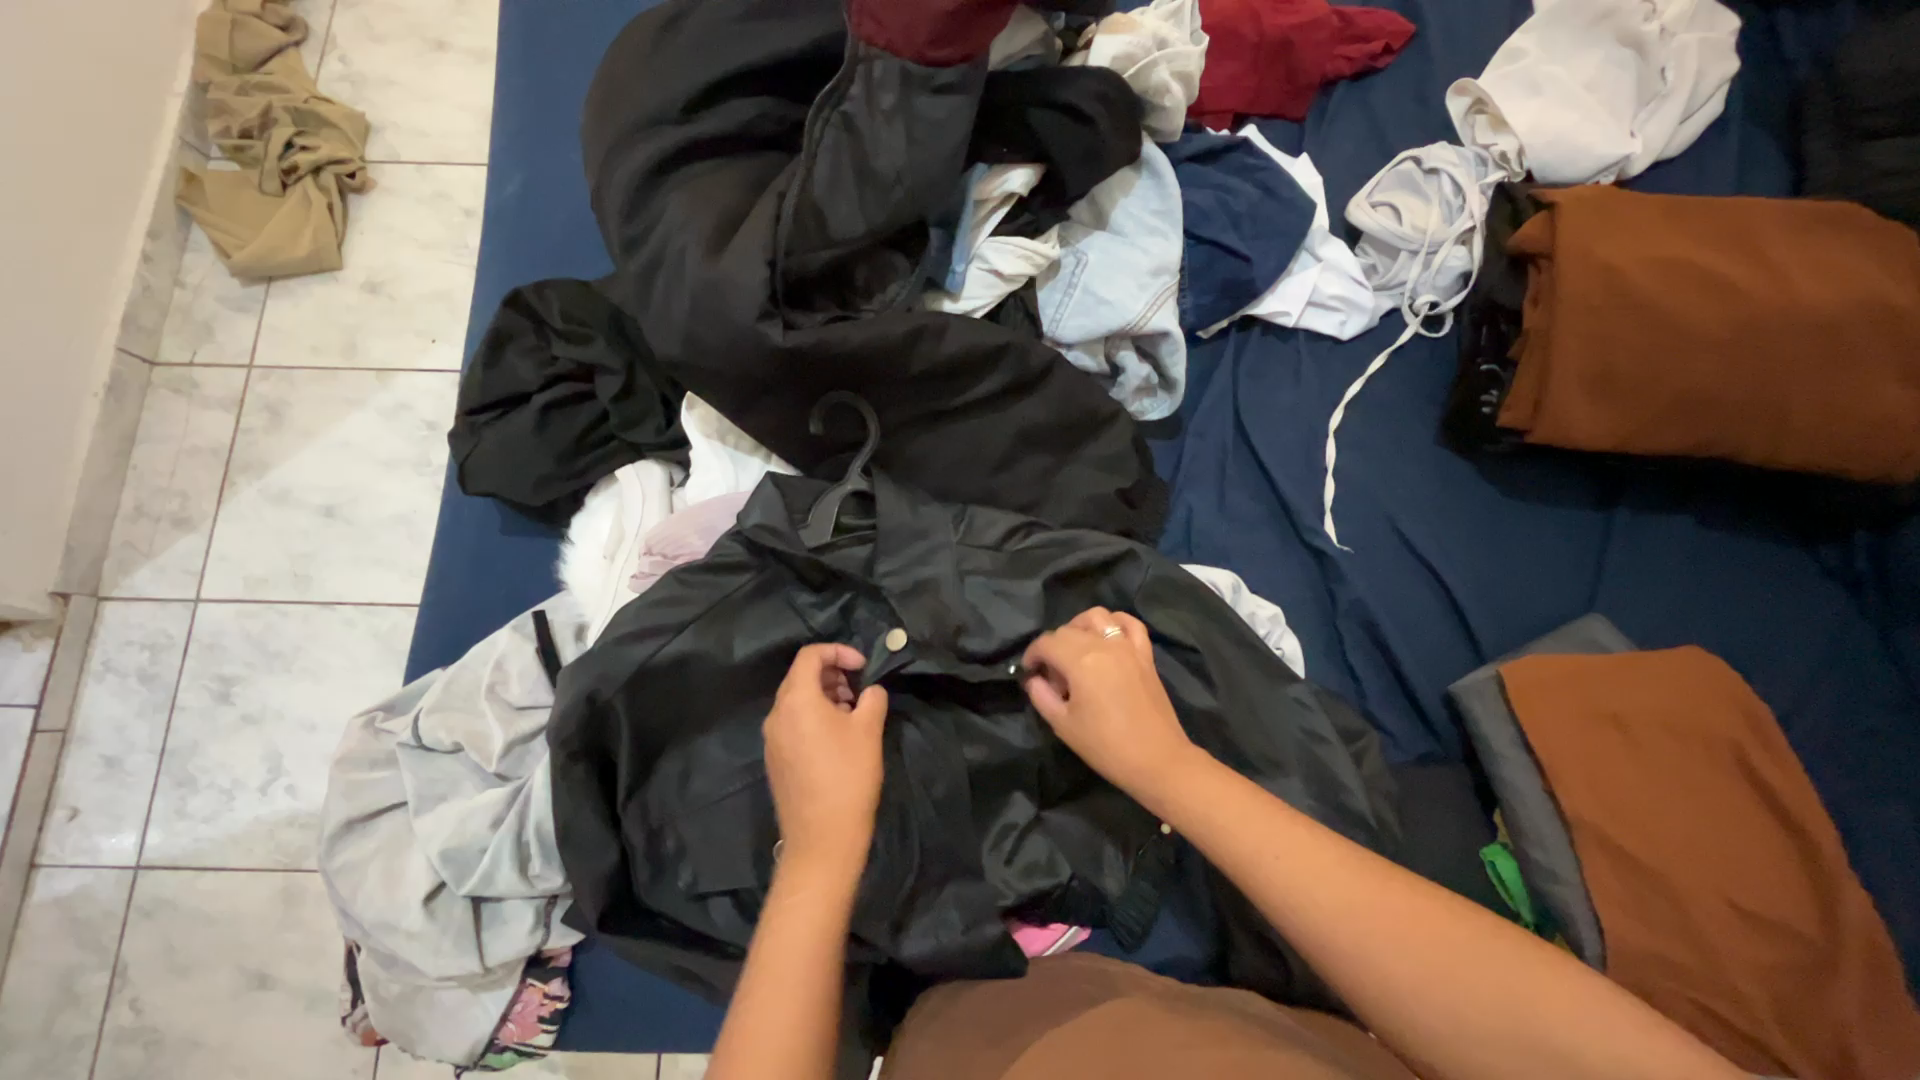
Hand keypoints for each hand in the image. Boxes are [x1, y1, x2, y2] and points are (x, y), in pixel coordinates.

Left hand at [763, 644, 889, 875]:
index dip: (838, 652)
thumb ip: (872, 699)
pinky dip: (814, 717)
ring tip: (853, 714)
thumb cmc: (848, 776)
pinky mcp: (774, 759)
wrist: (822, 836)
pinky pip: (792, 723)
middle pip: (800, 677)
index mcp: (796, 699)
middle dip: (832, 674)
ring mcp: (772, 739)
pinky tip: (837, 738)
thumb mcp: (869, 730)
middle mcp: (776, 714)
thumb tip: (870, 691)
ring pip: (796, 701)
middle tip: (859, 690)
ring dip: (824, 696)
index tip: (863, 666)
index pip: (810, 656)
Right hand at [1021, 607, 1200, 799]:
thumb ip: (1041, 696)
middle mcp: (1104, 645)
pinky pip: (1130, 625)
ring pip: (1098, 617)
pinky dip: (1115, 623)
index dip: (1032, 654)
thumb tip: (1034, 679)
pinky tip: (1107, 637)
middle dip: (1053, 647)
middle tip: (1052, 675)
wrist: (1157, 760)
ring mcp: (1128, 647)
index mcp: (1080, 661)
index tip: (1029, 672)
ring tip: (1076, 650)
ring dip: (1080, 627)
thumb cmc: (1105, 746)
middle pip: (1068, 630)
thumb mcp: (1063, 724)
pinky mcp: (1145, 655)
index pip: (1047, 642)